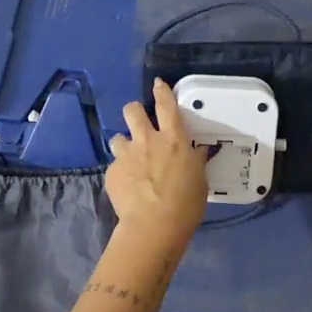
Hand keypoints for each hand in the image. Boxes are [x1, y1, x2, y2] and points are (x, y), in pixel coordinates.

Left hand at [105, 78, 209, 247]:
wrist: (153, 227)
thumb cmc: (185, 205)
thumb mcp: (199, 181)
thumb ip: (195, 162)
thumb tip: (198, 152)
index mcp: (173, 140)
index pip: (167, 106)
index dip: (162, 91)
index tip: (158, 84)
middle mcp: (147, 140)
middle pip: (132, 110)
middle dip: (134, 110)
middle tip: (138, 121)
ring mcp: (126, 155)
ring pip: (117, 137)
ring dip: (124, 144)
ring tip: (130, 159)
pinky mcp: (112, 172)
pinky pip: (115, 165)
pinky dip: (121, 172)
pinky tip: (127, 187)